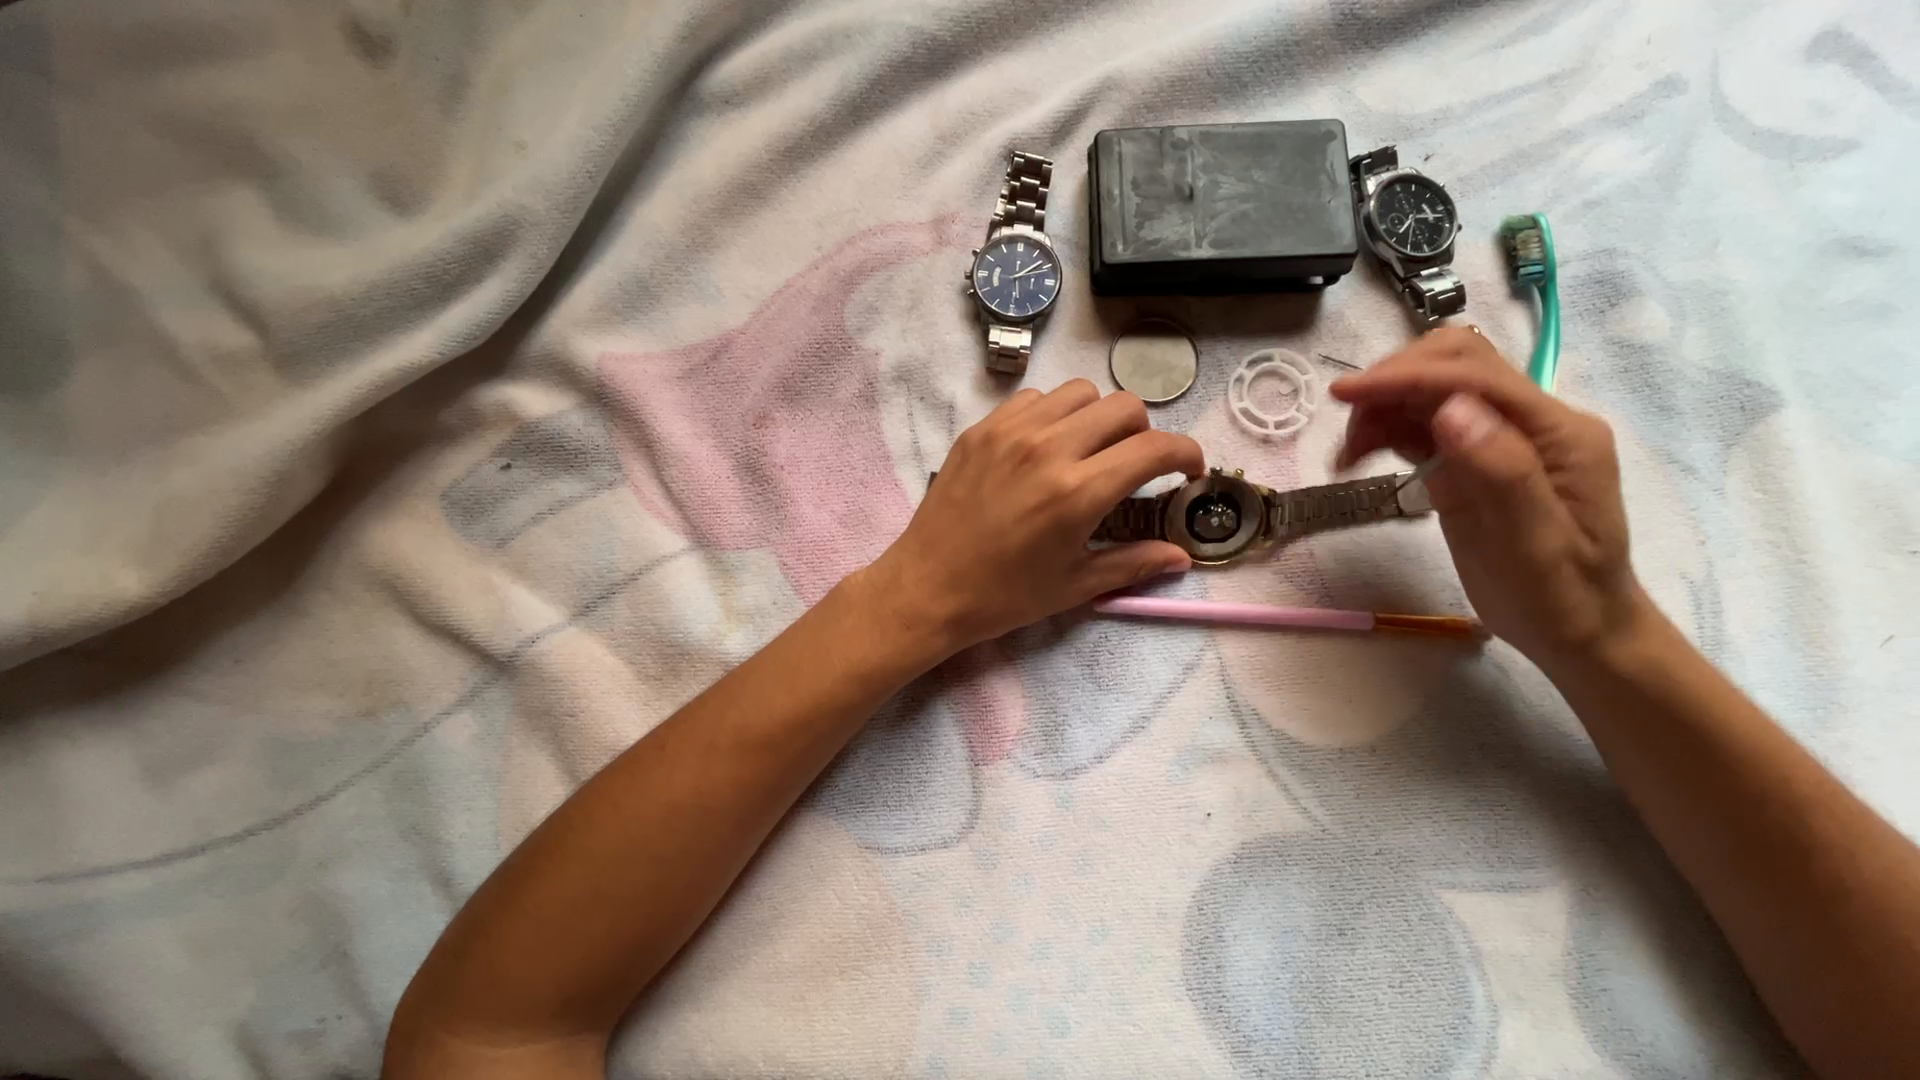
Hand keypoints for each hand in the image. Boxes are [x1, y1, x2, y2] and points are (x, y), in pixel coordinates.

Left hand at [859, 379, 1202, 654]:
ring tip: (1088, 450)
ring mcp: (1010, 431)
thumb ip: (1134, 562)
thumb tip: (1182, 557)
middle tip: (1134, 464)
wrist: (927, 587)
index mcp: (1078, 492)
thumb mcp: (1075, 584)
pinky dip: (1052, 414)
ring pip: (1079, 392)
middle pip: (1124, 405)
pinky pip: (1033, 398)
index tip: (1188, 470)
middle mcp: (1048, 448)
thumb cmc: (1004, 595)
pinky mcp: (981, 428)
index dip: (1186, 453)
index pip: (1154, 447)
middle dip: (1144, 432)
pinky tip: (1044, 447)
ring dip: (1098, 416)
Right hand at [1330, 328, 1650, 667]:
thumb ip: (1502, 471)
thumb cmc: (1560, 594)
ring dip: (1381, 408)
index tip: (1343, 395)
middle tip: (1348, 430)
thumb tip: (1452, 409)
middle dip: (1392, 383)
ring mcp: (1497, 437)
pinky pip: (1421, 425)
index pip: (1475, 378)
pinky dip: (1383, 430)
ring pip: (1429, 391)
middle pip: (1454, 364)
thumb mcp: (1535, 544)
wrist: (1574, 630)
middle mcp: (1529, 420)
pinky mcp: (1468, 458)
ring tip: (1348, 457)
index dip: (1407, 377)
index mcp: (1558, 431)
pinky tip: (1359, 458)